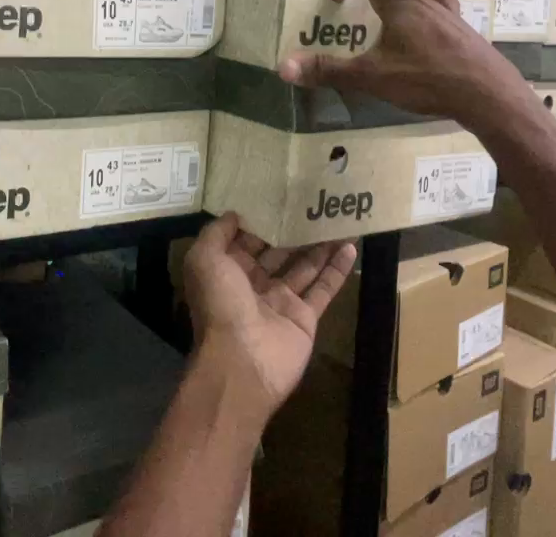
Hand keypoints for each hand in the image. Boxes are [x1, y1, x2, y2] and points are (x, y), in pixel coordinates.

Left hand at [183, 213, 355, 416]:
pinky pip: (323, 288)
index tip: (279, 194)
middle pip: (277, 250)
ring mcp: (281, 301)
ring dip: (319, 244)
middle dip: (292, 229)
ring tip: (337, 217)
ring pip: (304, 266)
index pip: (245, 239)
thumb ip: (217, 233)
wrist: (242, 362)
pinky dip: (337, 269)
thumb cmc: (220, 305)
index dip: (260, 218)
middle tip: (315, 201)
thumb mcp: (204, 260)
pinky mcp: (305, 317)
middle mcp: (253, 283)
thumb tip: (235, 214)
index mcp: (227, 270)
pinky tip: (351, 246)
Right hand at [277, 0, 535, 133]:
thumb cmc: (428, 78)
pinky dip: (431, 8)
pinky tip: (424, 30)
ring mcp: (451, 14)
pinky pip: (445, 8)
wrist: (489, 96)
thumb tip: (284, 67)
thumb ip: (328, 70)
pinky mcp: (465, 33)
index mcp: (400, 1)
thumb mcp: (371, 77)